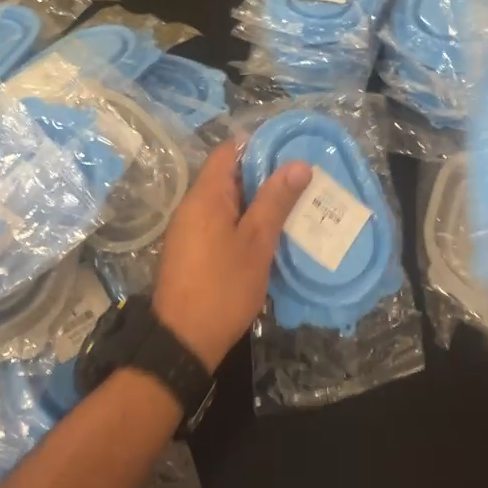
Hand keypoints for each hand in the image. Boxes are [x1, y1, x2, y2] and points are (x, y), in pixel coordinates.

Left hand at [152, 141, 311, 370]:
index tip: (292, 153)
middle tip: (303, 182)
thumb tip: (298, 164)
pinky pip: (222, 223)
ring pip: (228, 202)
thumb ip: (275, 201)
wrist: (183, 341)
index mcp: (206, 195)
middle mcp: (193, 205)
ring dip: (258, 203)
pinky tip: (271, 236)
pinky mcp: (193, 250)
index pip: (229, 151)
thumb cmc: (222, 288)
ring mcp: (190, 229)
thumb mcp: (257, 243)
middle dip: (265, 176)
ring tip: (295, 207)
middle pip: (230, 175)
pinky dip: (245, 223)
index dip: (259, 146)